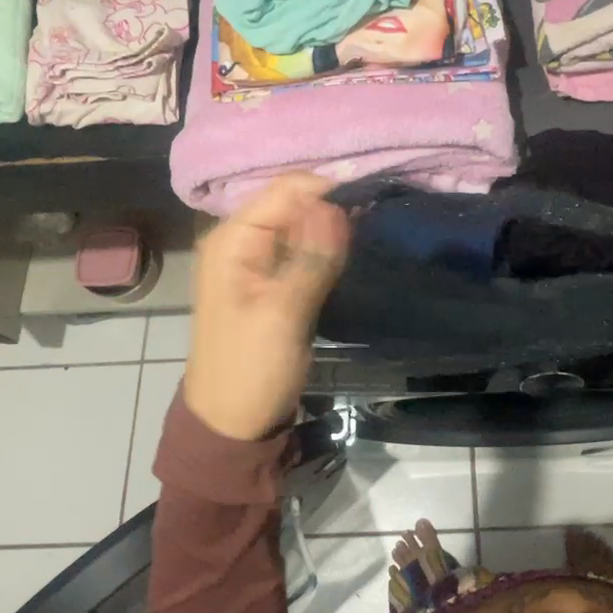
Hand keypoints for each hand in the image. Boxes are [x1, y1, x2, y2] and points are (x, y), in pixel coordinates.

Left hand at [184, 173, 350, 440]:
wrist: (232, 424)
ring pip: (304, 225)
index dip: (330, 189)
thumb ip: (311, 256)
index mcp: (233, 239)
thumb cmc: (251, 369)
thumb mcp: (283, 313)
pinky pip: (306, 249)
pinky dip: (329, 248)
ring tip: (374, 232)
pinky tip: (356, 253)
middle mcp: (243, 240)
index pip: (287, 189)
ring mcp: (258, 261)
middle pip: (296, 202)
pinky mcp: (276, 280)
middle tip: (379, 218)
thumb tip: (338, 203)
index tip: (374, 201)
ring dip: (336, 227)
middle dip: (335, 205)